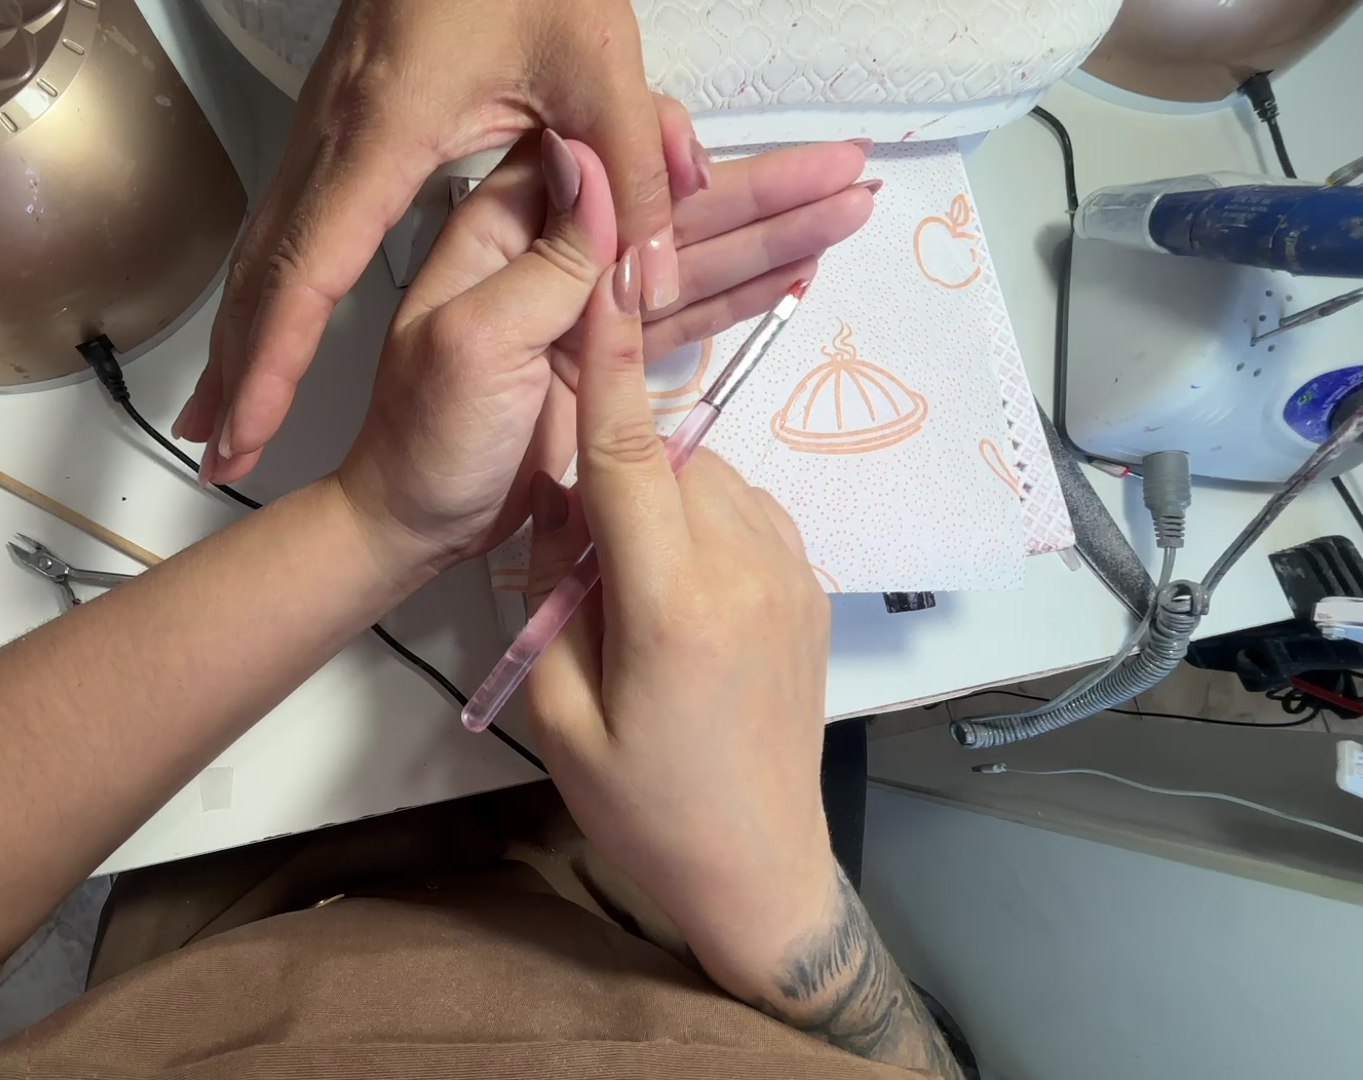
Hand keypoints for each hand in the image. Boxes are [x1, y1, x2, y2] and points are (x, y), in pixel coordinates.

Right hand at [179, 0, 707, 483]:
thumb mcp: (594, 60)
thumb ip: (628, 173)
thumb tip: (648, 281)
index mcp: (381, 140)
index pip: (308, 274)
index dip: (272, 364)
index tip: (244, 431)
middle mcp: (328, 146)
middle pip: (260, 277)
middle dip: (233, 372)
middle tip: (215, 446)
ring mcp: (319, 140)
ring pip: (257, 255)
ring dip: (236, 339)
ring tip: (218, 410)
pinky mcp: (329, 138)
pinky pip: (276, 231)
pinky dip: (260, 296)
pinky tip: (260, 327)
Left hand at [337, 134, 874, 569]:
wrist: (423, 518)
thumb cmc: (430, 437)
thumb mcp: (477, 343)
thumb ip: (545, 264)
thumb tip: (599, 169)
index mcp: (498, 237)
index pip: (593, 161)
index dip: (663, 154)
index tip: (726, 167)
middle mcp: (545, 261)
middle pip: (657, 209)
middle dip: (751, 192)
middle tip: (844, 173)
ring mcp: (580, 314)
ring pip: (682, 263)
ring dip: (763, 239)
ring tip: (848, 213)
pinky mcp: (605, 362)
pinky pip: (679, 320)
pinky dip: (735, 299)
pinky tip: (793, 273)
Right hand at [521, 263, 838, 986]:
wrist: (758, 866)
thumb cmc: (641, 802)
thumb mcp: (560, 707)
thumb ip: (553, 590)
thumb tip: (561, 500)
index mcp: (673, 604)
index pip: (631, 453)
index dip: (612, 361)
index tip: (604, 274)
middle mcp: (747, 566)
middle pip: (670, 452)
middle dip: (615, 452)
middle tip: (577, 525)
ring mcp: (791, 569)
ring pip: (707, 473)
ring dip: (656, 486)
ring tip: (625, 568)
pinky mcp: (809, 580)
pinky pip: (739, 505)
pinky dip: (695, 510)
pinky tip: (674, 575)